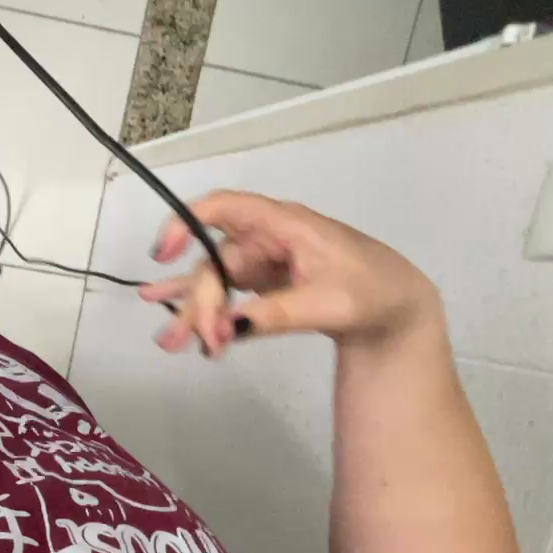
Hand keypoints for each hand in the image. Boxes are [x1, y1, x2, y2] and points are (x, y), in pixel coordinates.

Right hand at [138, 190, 441, 356]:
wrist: (393, 309)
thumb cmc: (371, 292)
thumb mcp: (329, 304)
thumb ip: (276, 314)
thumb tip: (226, 327)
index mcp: (282, 225)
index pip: (225, 208)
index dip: (186, 223)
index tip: (164, 255)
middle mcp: (261, 239)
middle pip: (213, 263)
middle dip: (202, 303)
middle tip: (205, 342)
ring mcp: (256, 263)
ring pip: (211, 283)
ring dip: (192, 313)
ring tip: (171, 344)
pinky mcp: (256, 286)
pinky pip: (219, 295)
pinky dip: (195, 306)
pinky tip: (160, 305)